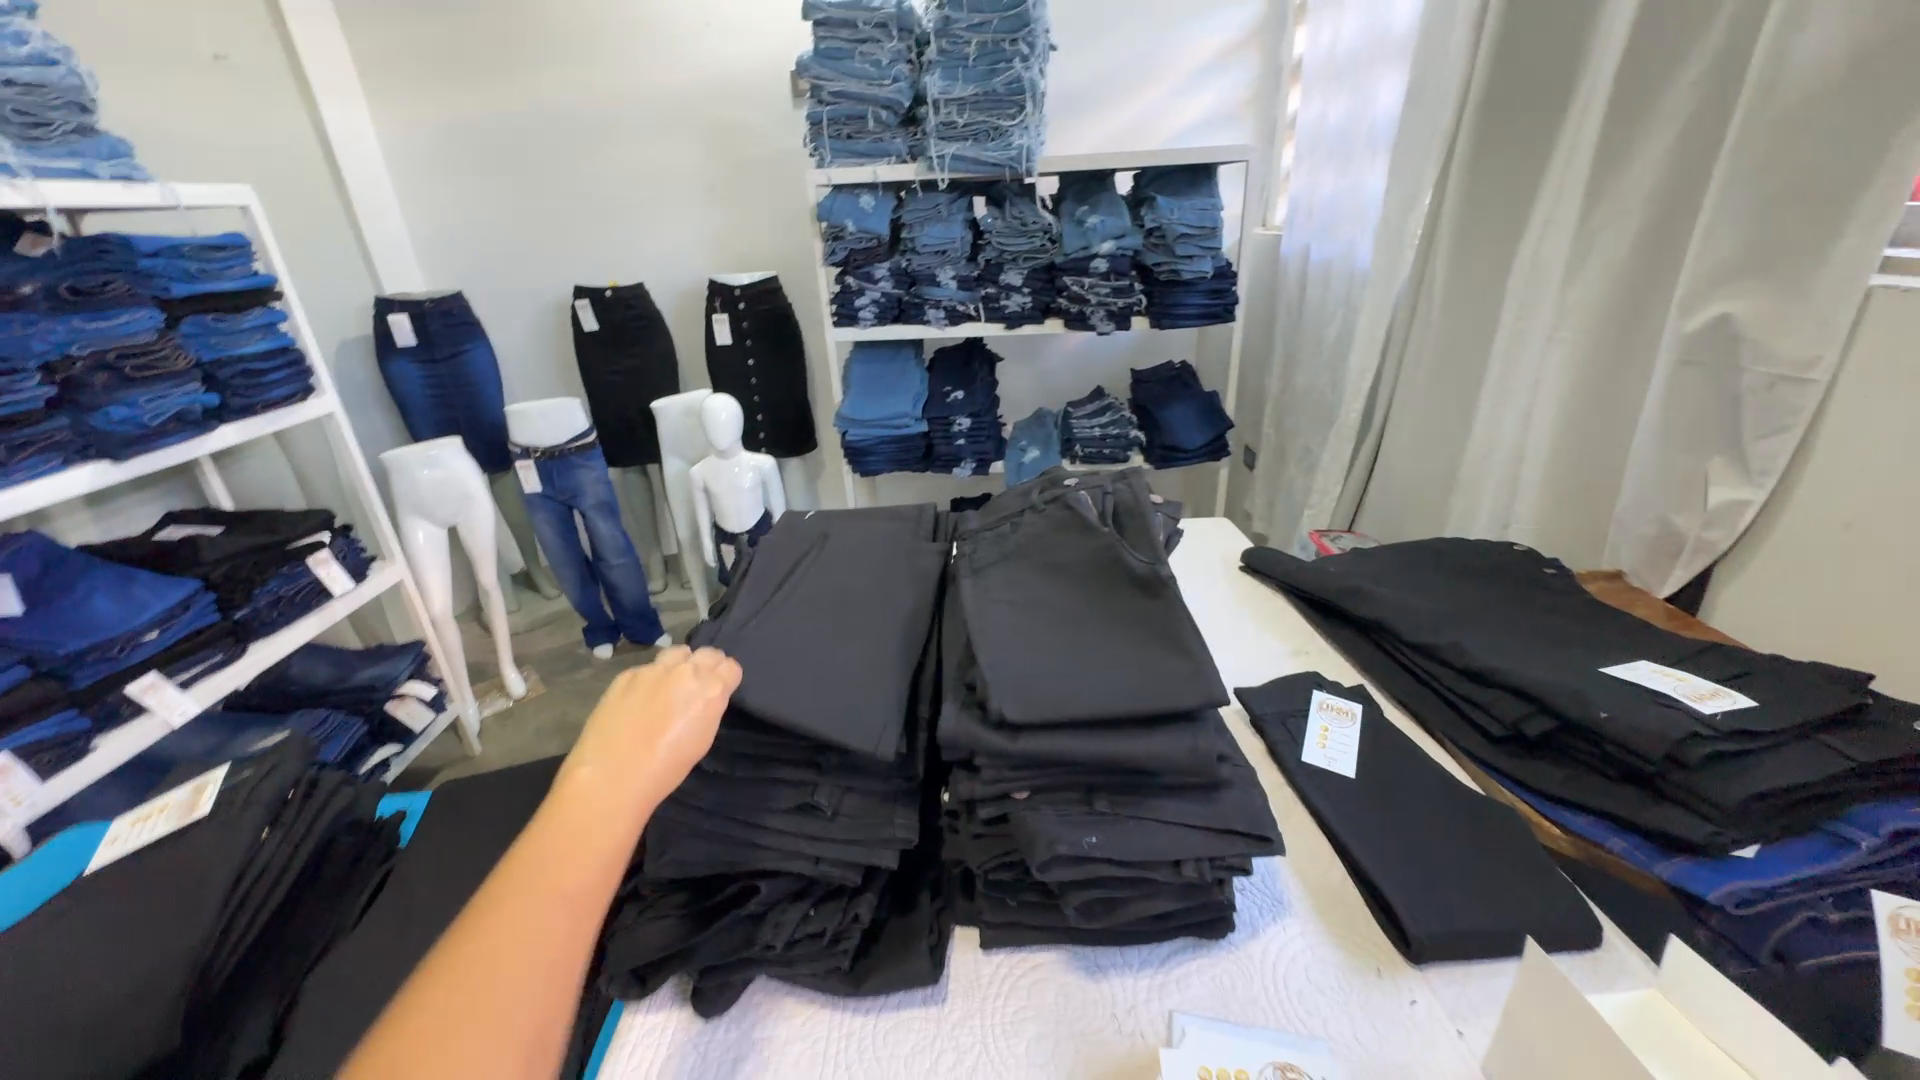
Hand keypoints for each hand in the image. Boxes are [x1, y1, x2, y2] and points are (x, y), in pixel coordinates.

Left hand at [555, 646, 740, 824]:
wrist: (611, 775)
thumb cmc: (665, 769)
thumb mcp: (702, 740)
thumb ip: (709, 709)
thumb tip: (704, 699)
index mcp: (711, 691)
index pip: (731, 667)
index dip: (726, 678)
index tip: (720, 689)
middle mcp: (686, 672)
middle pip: (708, 653)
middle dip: (708, 665)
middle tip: (698, 685)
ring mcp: (654, 670)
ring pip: (678, 652)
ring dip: (680, 664)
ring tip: (670, 685)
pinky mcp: (627, 674)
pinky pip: (648, 667)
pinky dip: (650, 678)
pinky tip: (639, 699)